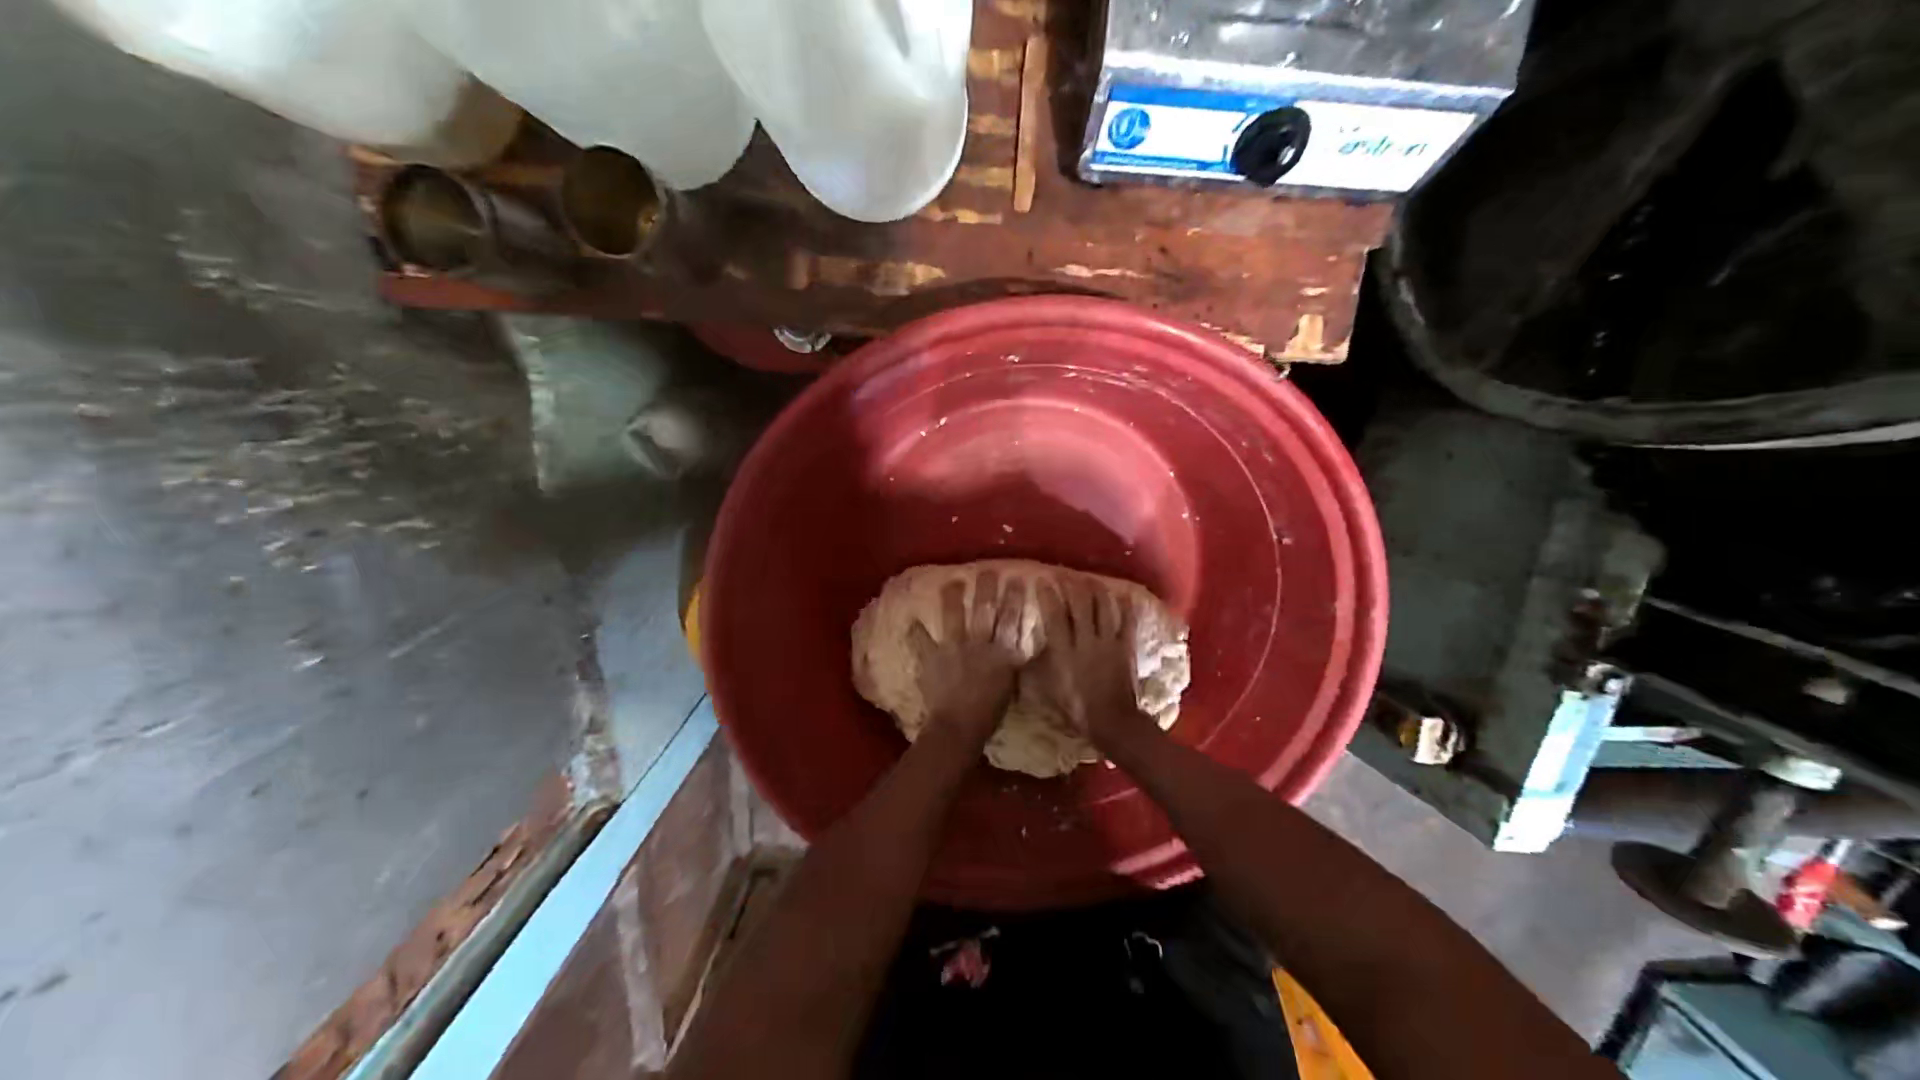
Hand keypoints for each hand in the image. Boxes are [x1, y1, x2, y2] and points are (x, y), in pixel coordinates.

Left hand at [906, 571, 1026, 747]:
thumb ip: (1012, 667)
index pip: (1010, 620)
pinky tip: (911, 619)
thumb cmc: (990, 713)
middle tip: (986, 570)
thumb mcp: (1010, 688)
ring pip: (953, 617)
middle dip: (985, 589)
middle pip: (983, 611)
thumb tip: (1020, 652)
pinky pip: (922, 642)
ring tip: (951, 582)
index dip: (1013, 599)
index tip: (1015, 579)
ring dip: (952, 598)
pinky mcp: (932, 659)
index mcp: (999, 652)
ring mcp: (952, 649)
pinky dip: (916, 632)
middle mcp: (977, 644)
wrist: (958, 726)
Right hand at [1024, 576, 1147, 747]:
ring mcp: (1107, 642)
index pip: (1054, 616)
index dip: (1048, 596)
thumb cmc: (1075, 709)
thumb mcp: (1047, 691)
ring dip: (1096, 591)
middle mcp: (1084, 640)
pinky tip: (1122, 595)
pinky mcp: (1125, 647)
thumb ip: (1036, 669)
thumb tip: (1023, 655)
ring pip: (1102, 608)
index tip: (1041, 581)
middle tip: (1065, 574)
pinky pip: (1126, 622)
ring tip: (1090, 580)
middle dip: (1072, 587)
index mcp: (1063, 651)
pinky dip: (1124, 607)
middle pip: (1079, 605)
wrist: (1112, 721)